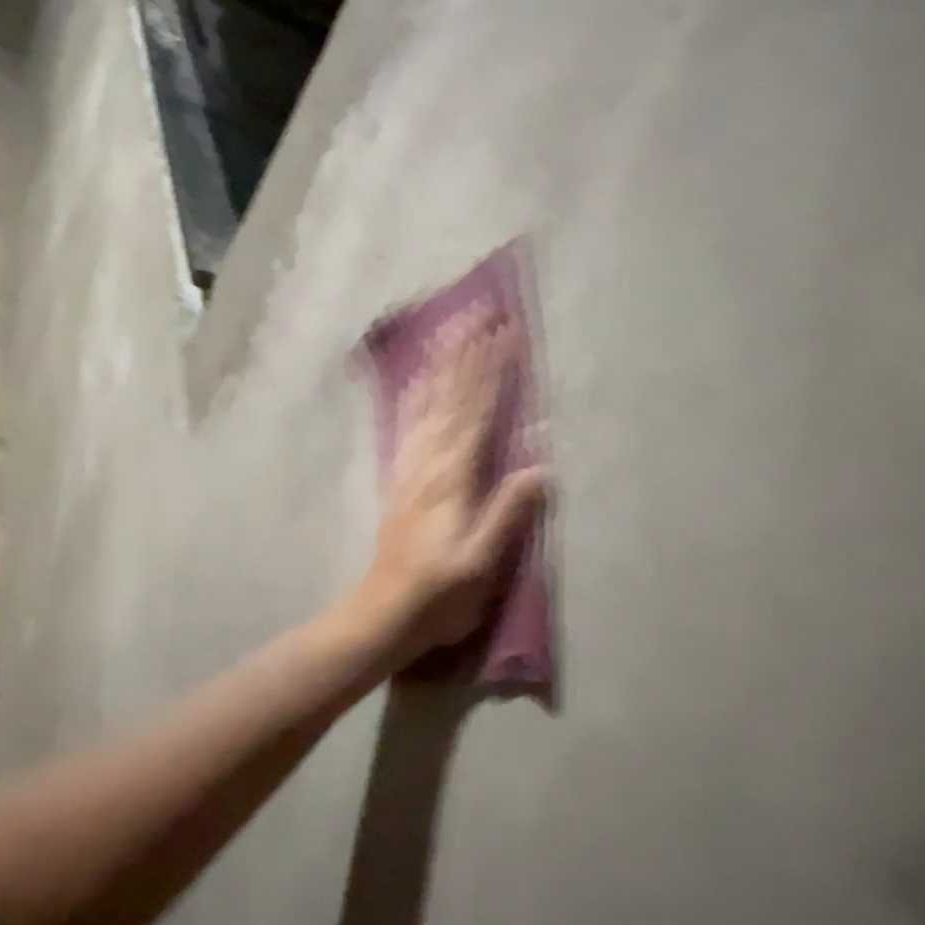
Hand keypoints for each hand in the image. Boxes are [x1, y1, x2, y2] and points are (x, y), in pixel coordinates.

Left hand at [362, 305, 547, 660]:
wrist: (383, 614)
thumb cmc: (439, 595)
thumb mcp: (482, 562)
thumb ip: (508, 513)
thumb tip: (540, 468)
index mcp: (453, 477)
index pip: (477, 411)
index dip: (492, 369)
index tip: (506, 330)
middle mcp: (429, 462)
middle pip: (451, 396)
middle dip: (468, 351)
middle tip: (481, 310)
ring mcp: (411, 469)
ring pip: (429, 403)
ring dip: (443, 364)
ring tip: (452, 329)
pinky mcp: (400, 480)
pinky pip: (408, 425)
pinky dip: (415, 396)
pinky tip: (416, 382)